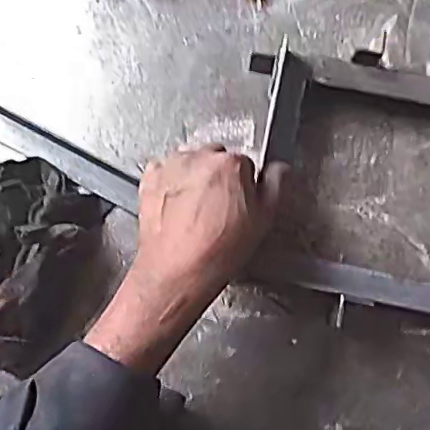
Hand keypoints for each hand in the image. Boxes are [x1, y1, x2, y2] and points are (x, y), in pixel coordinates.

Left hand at [129, 145, 286, 301]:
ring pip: (190, 163)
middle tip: (218, 209)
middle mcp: (199, 158)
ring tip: (196, 212)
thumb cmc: (215, 250)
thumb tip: (278, 170)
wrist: (176, 271)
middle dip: (219, 179)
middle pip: (216, 159)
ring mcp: (172, 167)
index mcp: (231, 164)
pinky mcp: (151, 178)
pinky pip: (165, 171)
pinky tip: (177, 207)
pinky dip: (171, 184)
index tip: (239, 203)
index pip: (244, 164)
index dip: (243, 186)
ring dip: (194, 179)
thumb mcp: (263, 220)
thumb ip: (276, 185)